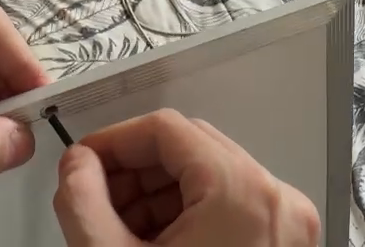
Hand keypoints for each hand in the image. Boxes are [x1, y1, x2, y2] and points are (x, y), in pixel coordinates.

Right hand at [52, 110, 320, 246]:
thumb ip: (82, 201)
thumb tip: (76, 165)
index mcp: (242, 194)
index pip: (166, 129)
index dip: (115, 140)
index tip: (83, 159)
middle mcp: (277, 200)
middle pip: (190, 149)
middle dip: (134, 170)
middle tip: (94, 194)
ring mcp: (288, 225)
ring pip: (209, 176)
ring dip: (157, 194)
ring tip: (119, 229)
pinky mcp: (286, 245)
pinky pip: (229, 205)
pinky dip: (187, 216)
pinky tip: (153, 245)